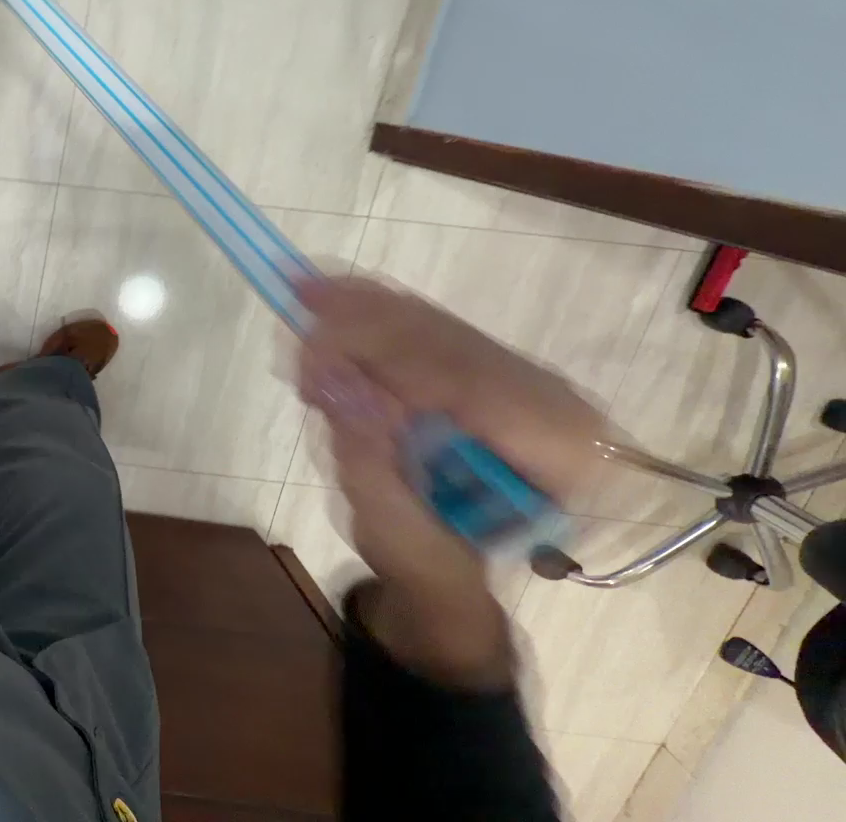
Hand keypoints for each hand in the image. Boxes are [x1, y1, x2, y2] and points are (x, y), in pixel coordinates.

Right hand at [296, 277, 605, 685]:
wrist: (446, 568)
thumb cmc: (423, 561)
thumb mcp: (391, 528)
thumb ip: (369, 460)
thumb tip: (336, 384)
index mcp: (555, 454)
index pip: (468, 382)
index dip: (388, 354)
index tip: (316, 348)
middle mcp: (555, 405)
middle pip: (452, 342)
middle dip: (371, 322)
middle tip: (301, 302)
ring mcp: (524, 383)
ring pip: (438, 327)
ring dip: (367, 308)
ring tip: (306, 290)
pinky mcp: (489, 371)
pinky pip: (429, 329)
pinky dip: (376, 313)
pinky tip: (333, 299)